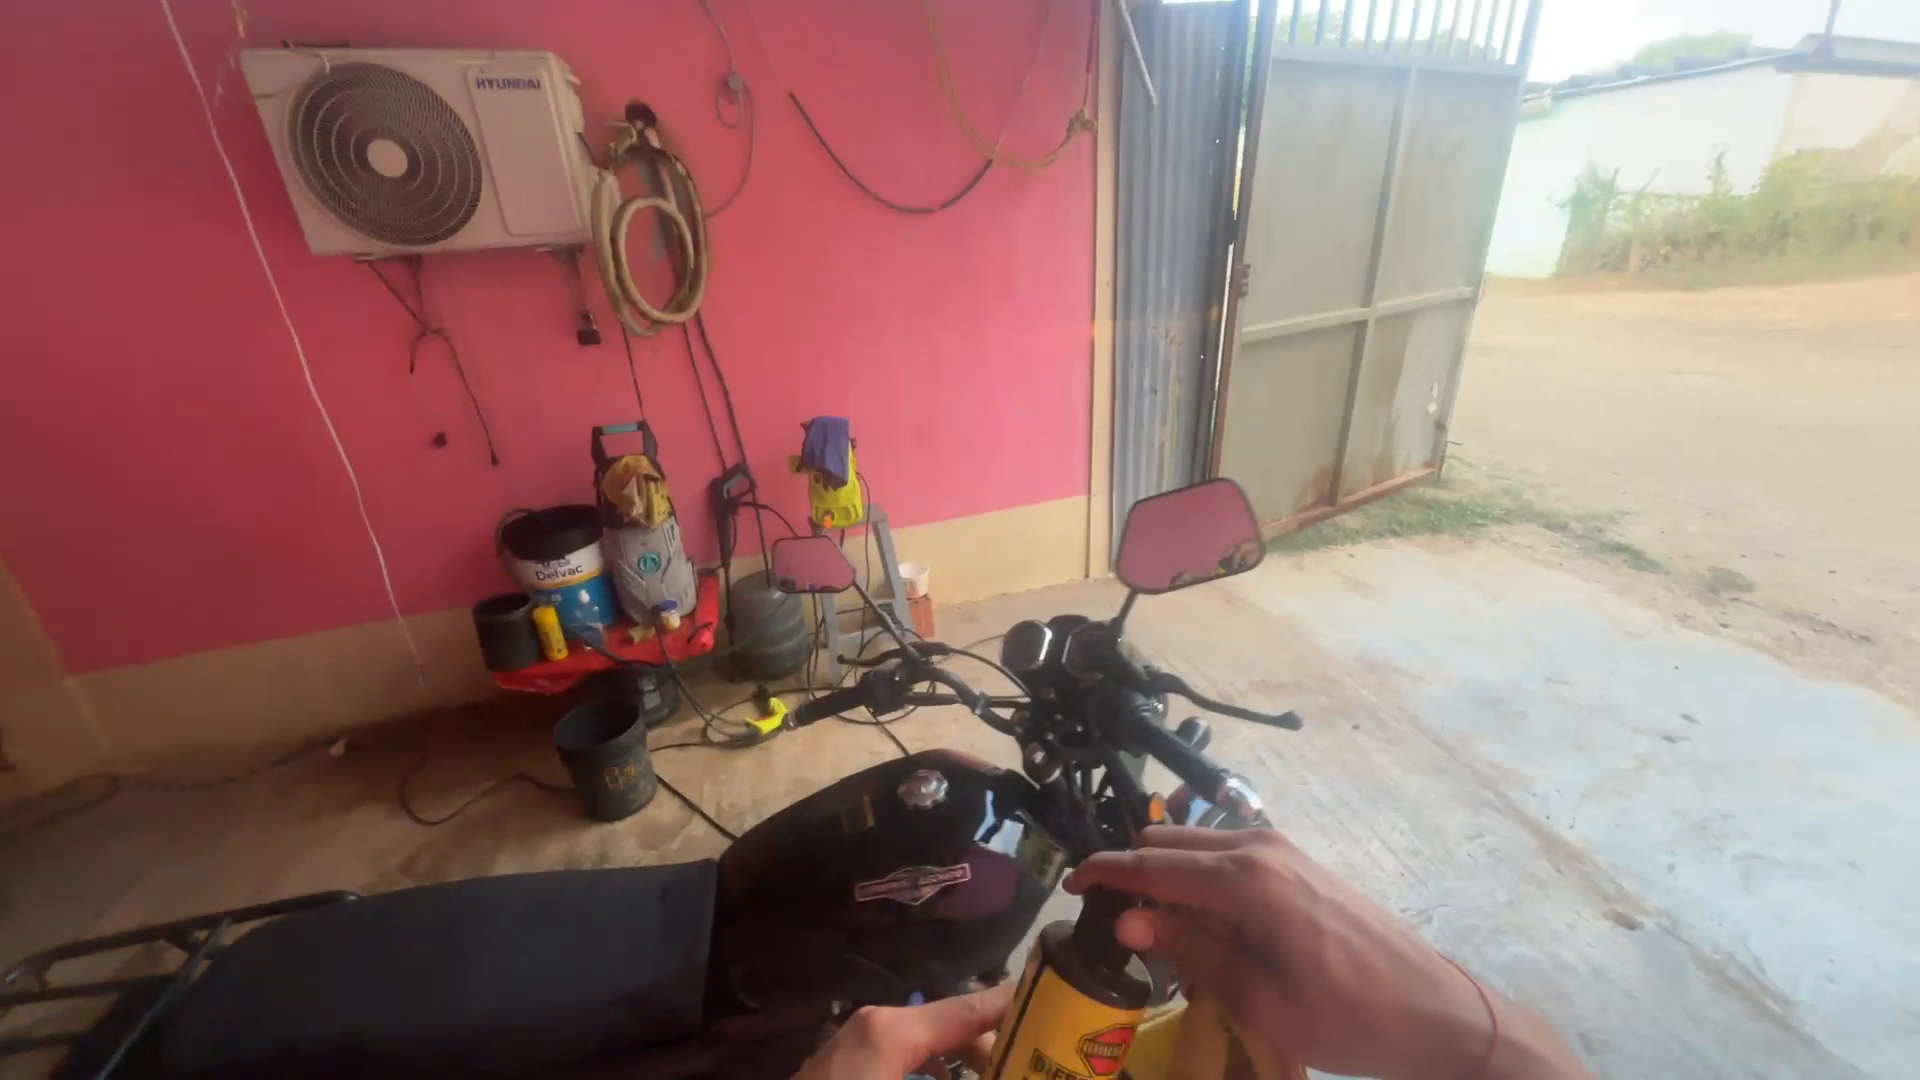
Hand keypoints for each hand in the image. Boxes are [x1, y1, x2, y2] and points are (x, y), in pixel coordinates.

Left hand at [791, 983, 1013, 1079]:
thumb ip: (954, 1074)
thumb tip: (996, 1066)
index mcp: (892, 1031)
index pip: (968, 1009)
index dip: (1012, 1004)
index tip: (1053, 997)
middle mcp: (877, 1024)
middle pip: (951, 1025)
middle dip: (992, 1046)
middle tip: (1029, 1061)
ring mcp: (857, 1042)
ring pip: (927, 1041)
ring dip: (962, 1061)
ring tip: (994, 1071)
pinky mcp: (846, 1064)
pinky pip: (902, 1056)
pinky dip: (931, 1069)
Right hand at [1067, 826, 1589, 1079]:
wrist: (1442, 1014)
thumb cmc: (1351, 1020)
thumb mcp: (1263, 1001)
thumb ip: (1191, 950)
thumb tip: (1126, 920)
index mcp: (1244, 879)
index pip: (1152, 865)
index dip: (1105, 872)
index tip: (1071, 884)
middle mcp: (1254, 844)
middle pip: (1167, 843)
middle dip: (1134, 875)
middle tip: (1122, 925)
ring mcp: (1276, 844)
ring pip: (1192, 842)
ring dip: (1166, 874)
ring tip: (1164, 930)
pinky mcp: (1291, 854)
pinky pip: (1222, 849)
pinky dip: (1197, 874)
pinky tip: (1209, 920)